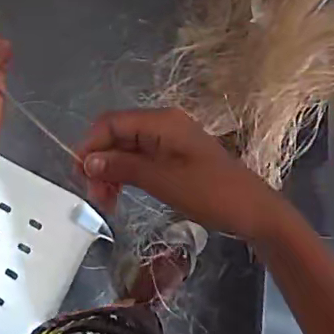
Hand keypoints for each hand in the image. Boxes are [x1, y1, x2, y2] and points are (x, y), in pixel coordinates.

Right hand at [75, 108, 296, 242]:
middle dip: (98, 162)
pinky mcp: (172, 156)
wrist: (254, 212)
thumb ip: (123, 168)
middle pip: (115, 135)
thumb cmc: (211, 193)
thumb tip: (88, 161)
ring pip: (124, 149)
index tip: (80, 176)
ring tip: (105, 201)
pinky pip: (138, 159)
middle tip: (93, 195)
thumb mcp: (162, 181)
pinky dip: (124, 175)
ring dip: (109, 172)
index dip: (90, 146)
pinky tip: (119, 195)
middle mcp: (162, 124)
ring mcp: (168, 140)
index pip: (111, 123)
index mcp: (161, 122)